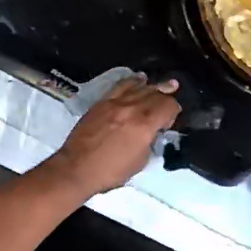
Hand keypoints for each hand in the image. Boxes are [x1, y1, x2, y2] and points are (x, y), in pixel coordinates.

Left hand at [46, 77, 180, 195]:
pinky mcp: (102, 102)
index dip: (174, 111)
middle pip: (157, 93)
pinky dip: (133, 81)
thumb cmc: (110, 171)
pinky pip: (121, 85)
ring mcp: (116, 102)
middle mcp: (133, 108)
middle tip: (168, 107)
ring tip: (166, 84)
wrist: (77, 168)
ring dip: (154, 87)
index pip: (169, 105)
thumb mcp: (140, 161)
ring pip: (140, 86)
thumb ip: (150, 142)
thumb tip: (152, 133)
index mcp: (145, 125)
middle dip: (167, 98)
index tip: (169, 123)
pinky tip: (140, 79)